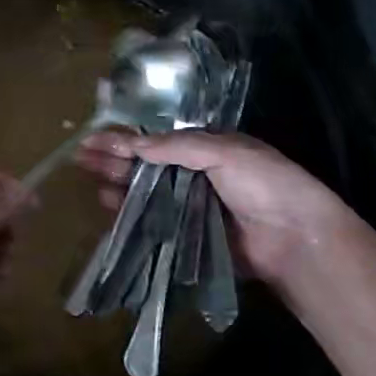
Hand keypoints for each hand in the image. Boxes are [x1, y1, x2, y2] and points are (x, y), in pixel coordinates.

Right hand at [75, 130, 371, 287]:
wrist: (294, 237)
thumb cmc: (264, 183)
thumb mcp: (224, 152)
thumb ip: (178, 146)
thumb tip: (135, 144)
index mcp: (208, 148)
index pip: (158, 140)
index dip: (126, 138)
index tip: (93, 137)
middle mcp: (197, 175)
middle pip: (147, 166)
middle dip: (115, 160)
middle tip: (81, 157)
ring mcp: (192, 208)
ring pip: (147, 194)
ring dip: (119, 185)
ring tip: (91, 179)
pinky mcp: (190, 238)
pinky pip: (155, 224)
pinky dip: (132, 215)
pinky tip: (110, 207)